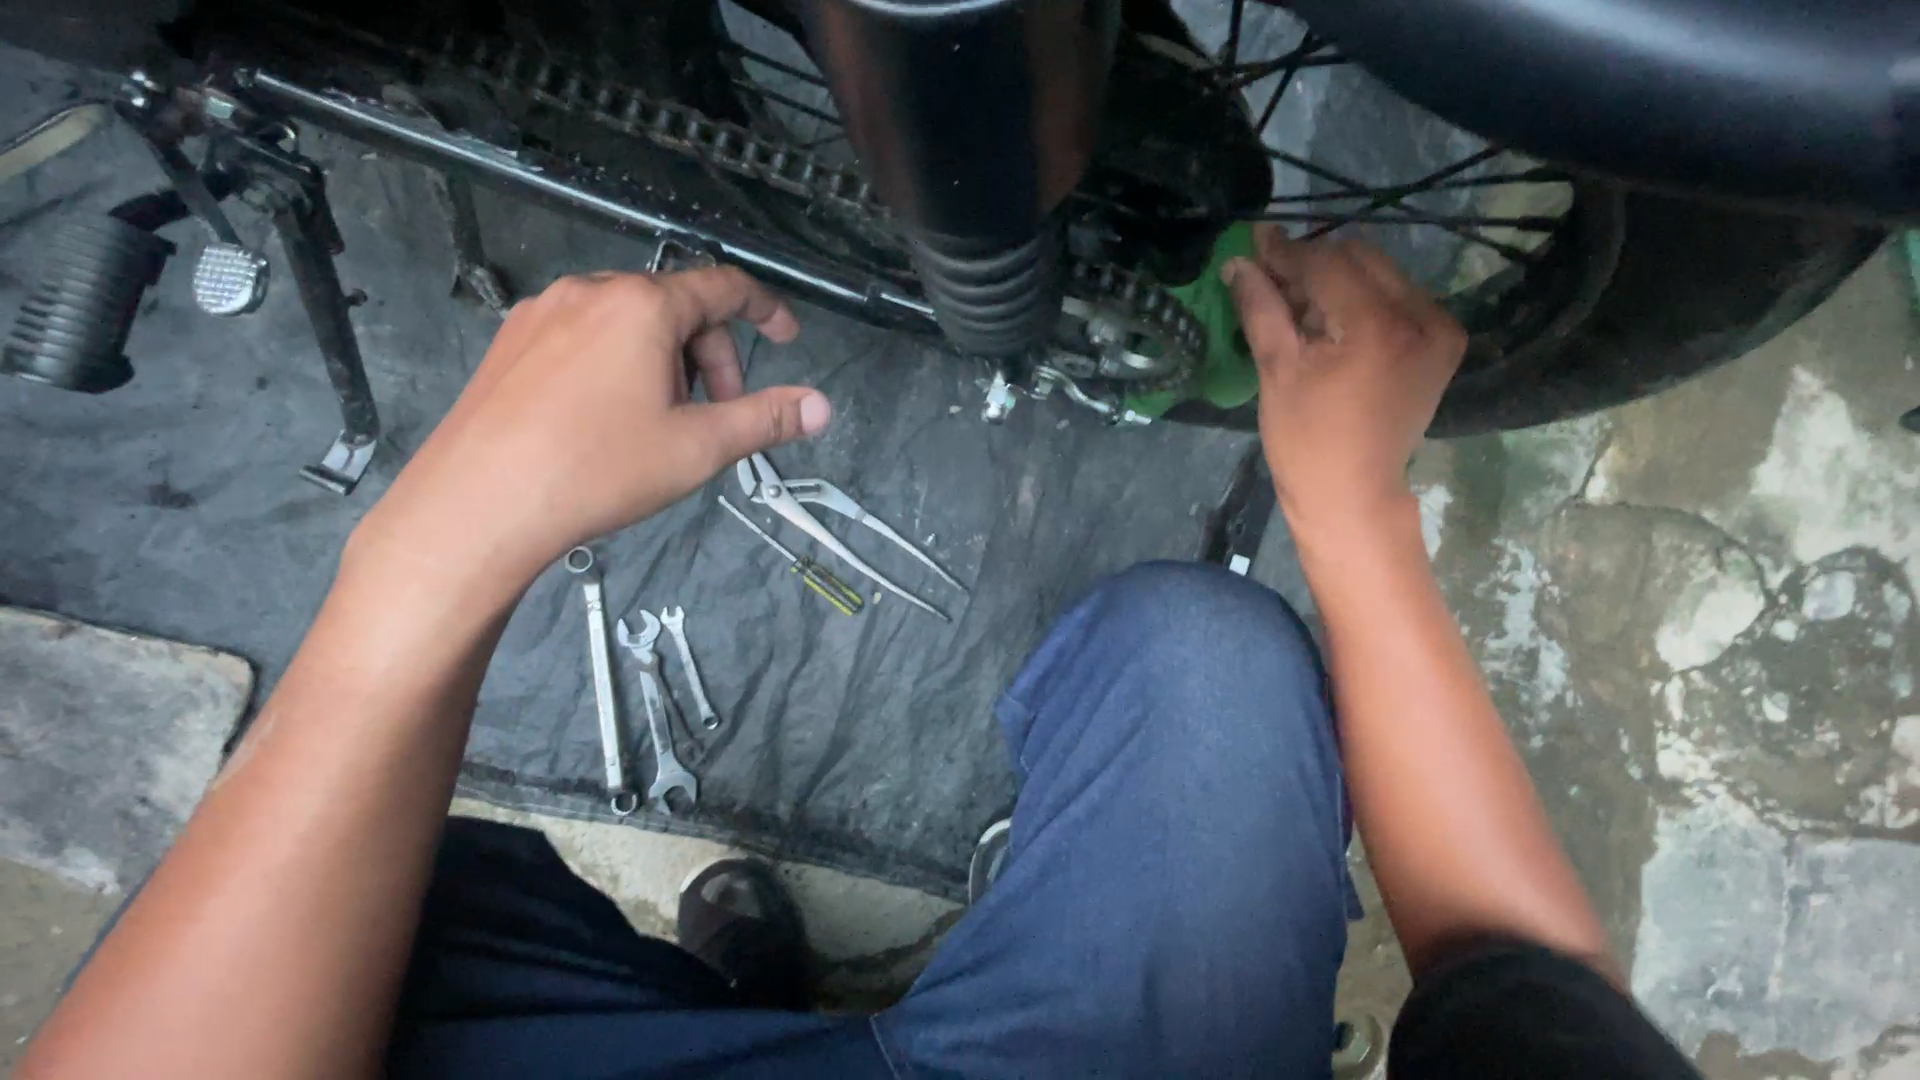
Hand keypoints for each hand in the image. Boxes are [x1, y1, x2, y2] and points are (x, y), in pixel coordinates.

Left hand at [349, 267, 827, 602]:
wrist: (478, 505)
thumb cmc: (599, 469)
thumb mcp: (699, 447)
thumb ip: (766, 420)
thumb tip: (822, 407)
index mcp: (642, 306)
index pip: (723, 286)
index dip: (766, 309)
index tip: (787, 337)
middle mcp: (590, 291)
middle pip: (677, 309)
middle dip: (711, 360)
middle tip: (714, 419)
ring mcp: (542, 313)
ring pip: (631, 324)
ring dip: (667, 365)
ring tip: (658, 425)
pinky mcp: (511, 342)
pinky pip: (587, 336)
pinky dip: (620, 365)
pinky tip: (607, 420)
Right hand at [1224, 225, 1465, 531]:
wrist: (1351, 494)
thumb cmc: (1304, 440)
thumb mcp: (1276, 369)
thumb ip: (1262, 307)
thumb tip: (1239, 262)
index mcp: (1378, 325)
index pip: (1327, 263)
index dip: (1287, 252)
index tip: (1255, 242)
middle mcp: (1422, 315)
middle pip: (1360, 259)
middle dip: (1313, 266)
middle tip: (1274, 284)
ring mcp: (1440, 328)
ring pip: (1381, 275)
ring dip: (1338, 282)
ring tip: (1302, 310)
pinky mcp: (1444, 342)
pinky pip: (1399, 299)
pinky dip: (1363, 302)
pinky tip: (1334, 326)